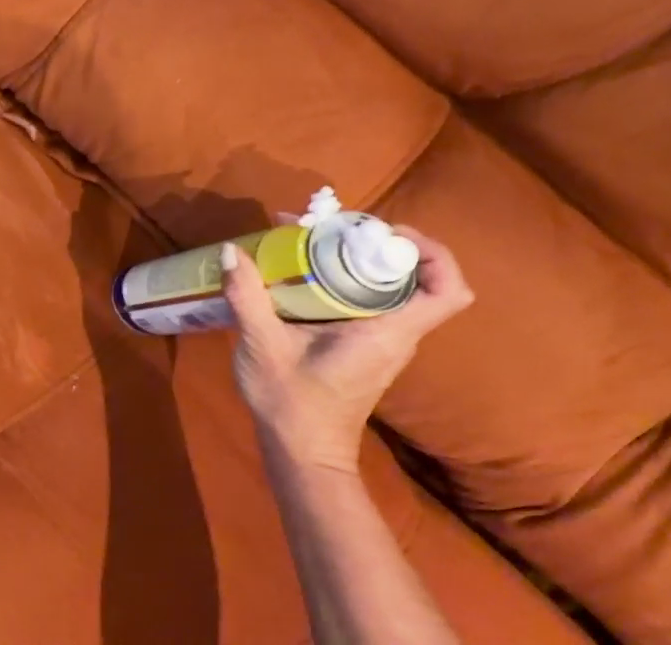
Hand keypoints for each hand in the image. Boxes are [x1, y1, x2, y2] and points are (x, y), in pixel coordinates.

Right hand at [221, 227, 473, 475]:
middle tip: (333, 228)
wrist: (302, 450)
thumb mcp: (261, 344)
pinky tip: (304, 275)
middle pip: (416, 281)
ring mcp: (381, 343)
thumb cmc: (291, 400)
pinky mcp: (362, 348)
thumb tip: (231, 251)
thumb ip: (248, 296)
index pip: (447, 291)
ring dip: (360, 262)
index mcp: (386, 334)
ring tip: (313, 243)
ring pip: (391, 291)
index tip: (385, 233)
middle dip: (379, 247)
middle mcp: (395, 336)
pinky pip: (368, 303)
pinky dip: (345, 281)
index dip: (432, 254)